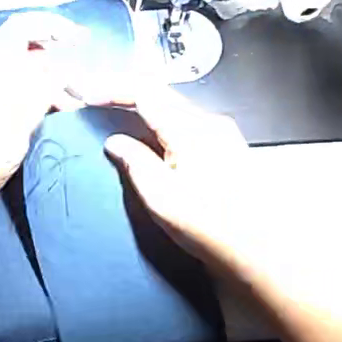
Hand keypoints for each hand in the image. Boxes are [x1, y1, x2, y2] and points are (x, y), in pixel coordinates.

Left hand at [0, 12, 94, 224]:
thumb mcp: (9, 128)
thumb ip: (36, 93)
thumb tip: (65, 63)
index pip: (19, 29)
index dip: (51, 25)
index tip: (83, 39)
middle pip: (26, 50)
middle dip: (60, 56)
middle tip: (87, 80)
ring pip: (25, 74)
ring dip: (54, 79)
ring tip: (78, 100)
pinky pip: (21, 94)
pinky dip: (44, 96)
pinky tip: (59, 112)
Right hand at [101, 88, 271, 277]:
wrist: (257, 252)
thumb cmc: (208, 227)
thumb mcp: (160, 197)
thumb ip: (134, 162)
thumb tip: (115, 142)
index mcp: (191, 129)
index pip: (144, 92)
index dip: (110, 89)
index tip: (84, 93)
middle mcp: (211, 123)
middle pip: (161, 94)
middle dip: (124, 92)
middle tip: (94, 97)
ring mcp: (224, 135)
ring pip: (175, 108)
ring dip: (144, 107)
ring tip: (116, 112)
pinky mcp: (229, 151)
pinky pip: (188, 124)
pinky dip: (162, 122)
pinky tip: (151, 136)